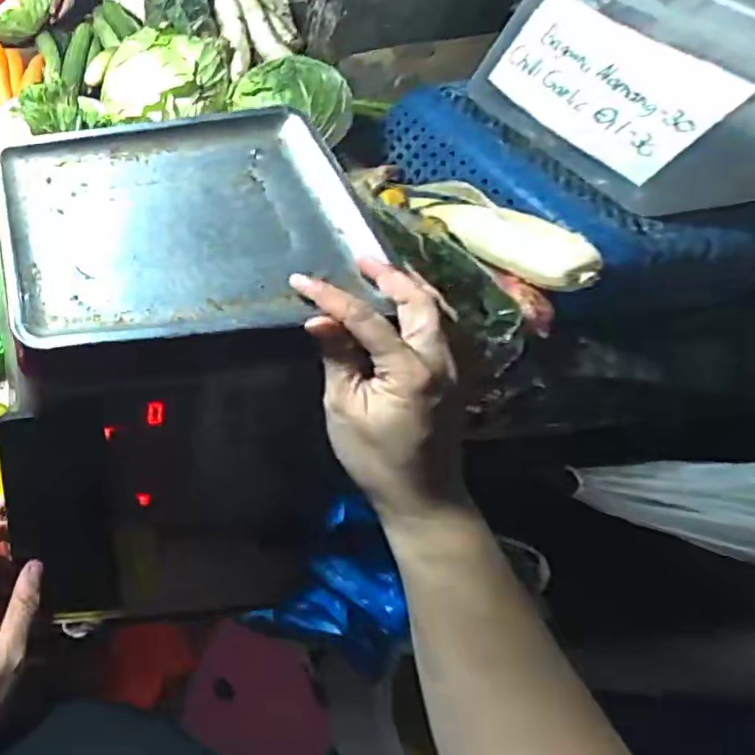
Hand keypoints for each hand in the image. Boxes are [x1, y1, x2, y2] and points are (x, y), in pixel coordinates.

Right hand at [290, 259, 465, 528]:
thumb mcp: (343, 406)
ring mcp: (454, 367)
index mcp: (411, 369)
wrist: (423, 494)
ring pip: (437, 312)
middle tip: (359, 260)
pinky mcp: (452, 374)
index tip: (300, 280)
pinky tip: (401, 303)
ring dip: (409, 287)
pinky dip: (420, 306)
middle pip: (420, 303)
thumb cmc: (375, 455)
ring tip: (380, 272)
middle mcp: (441, 360)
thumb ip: (337, 357)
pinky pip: (440, 327)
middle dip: (389, 277)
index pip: (365, 319)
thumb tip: (318, 319)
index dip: (331, 297)